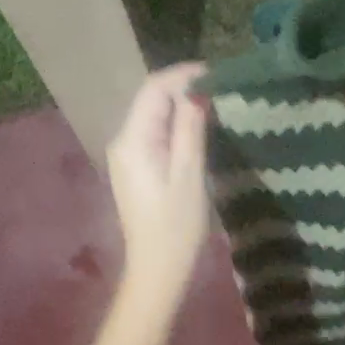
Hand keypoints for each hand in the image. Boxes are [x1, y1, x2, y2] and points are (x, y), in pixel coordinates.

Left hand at [105, 63, 211, 306]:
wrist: (157, 271)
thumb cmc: (176, 227)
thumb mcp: (189, 175)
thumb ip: (190, 129)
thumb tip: (197, 92)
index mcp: (132, 141)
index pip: (153, 89)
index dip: (183, 75)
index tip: (218, 73)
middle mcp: (123, 141)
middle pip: (151, 98)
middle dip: (183, 87)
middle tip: (222, 86)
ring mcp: (127, 155)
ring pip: (153, 114)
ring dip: (181, 104)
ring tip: (216, 103)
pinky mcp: (136, 167)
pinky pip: (154, 132)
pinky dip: (175, 123)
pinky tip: (198, 127)